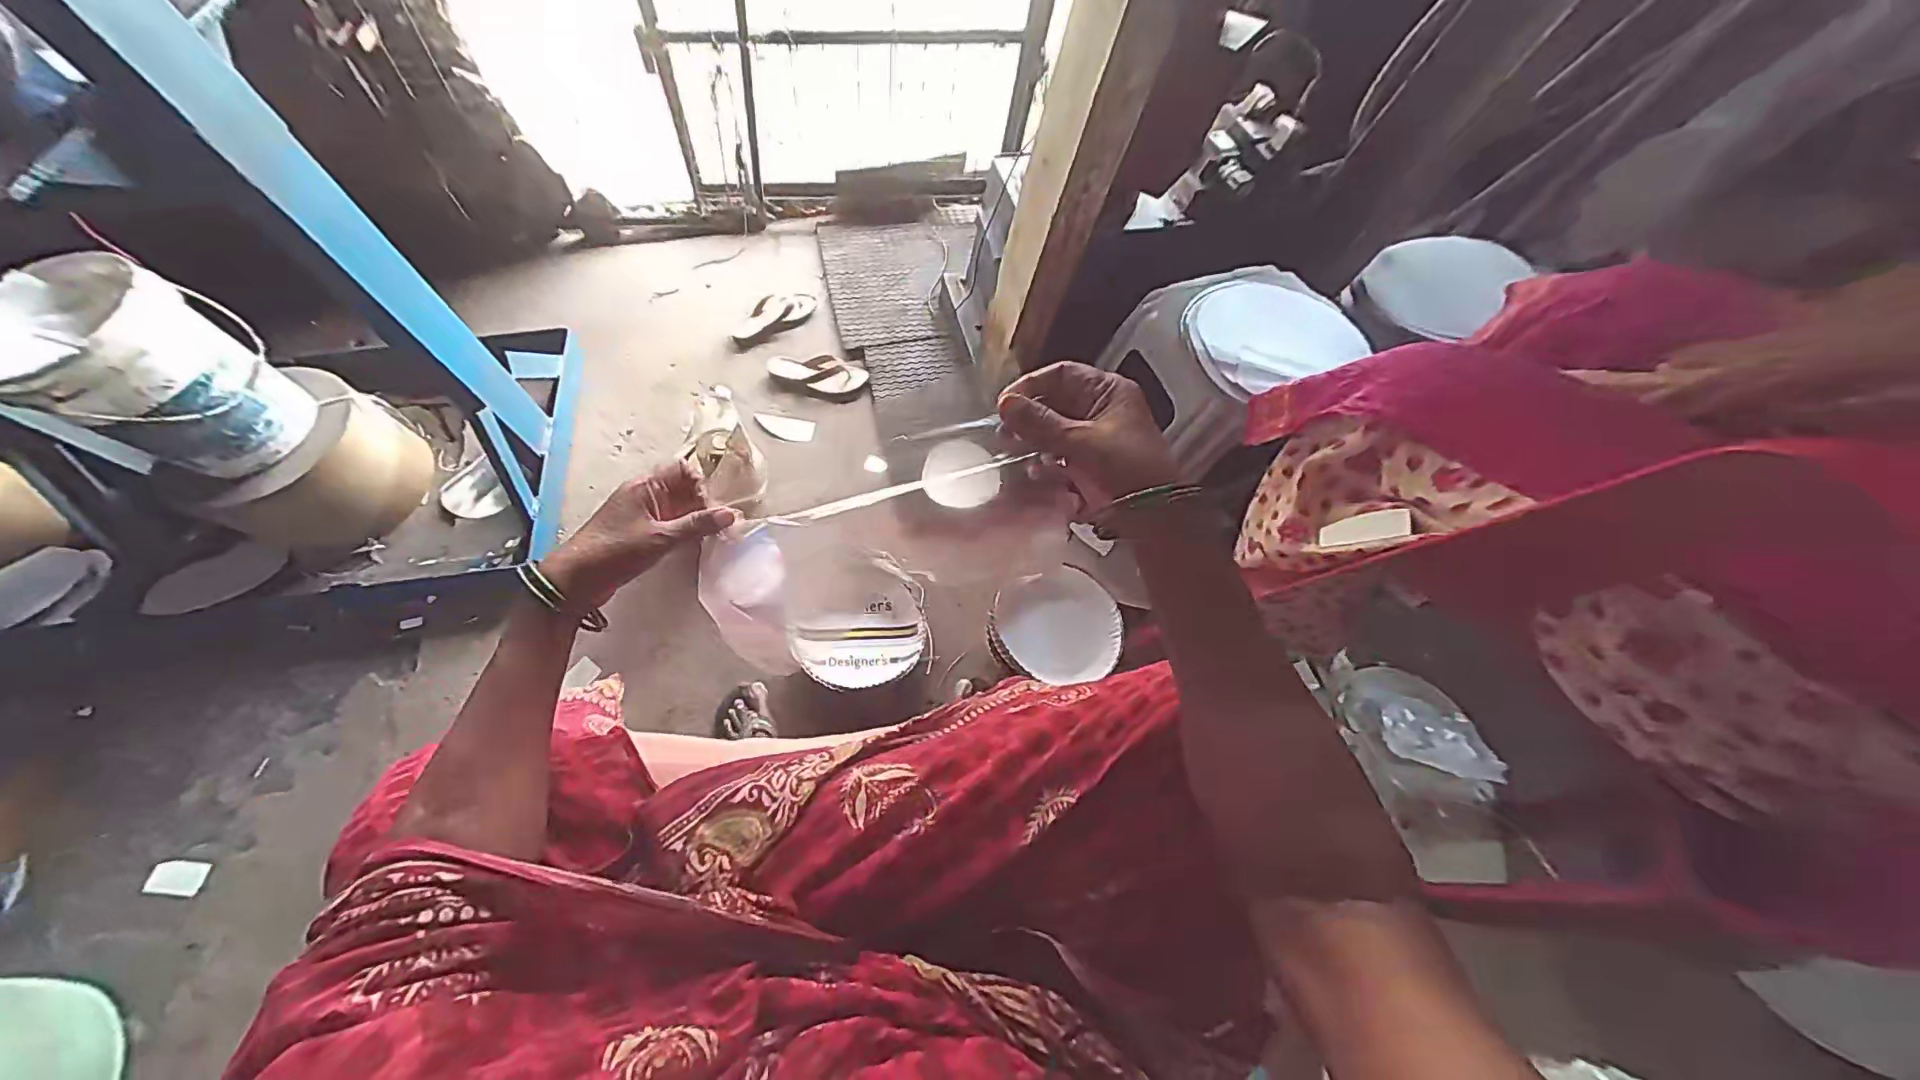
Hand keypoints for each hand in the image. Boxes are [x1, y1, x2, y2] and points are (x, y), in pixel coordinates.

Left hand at [538, 459, 737, 609]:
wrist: (577, 581)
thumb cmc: (613, 551)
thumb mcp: (660, 537)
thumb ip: (697, 525)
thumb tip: (729, 514)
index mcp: (645, 487)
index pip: (683, 470)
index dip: (704, 482)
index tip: (719, 503)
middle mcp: (645, 497)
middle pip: (685, 489)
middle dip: (706, 502)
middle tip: (726, 520)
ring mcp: (644, 516)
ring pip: (680, 509)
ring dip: (699, 519)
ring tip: (719, 532)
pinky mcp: (644, 535)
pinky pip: (673, 526)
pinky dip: (688, 531)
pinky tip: (701, 542)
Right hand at [996, 362, 1179, 508]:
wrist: (1154, 516)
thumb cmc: (1130, 470)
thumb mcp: (1082, 441)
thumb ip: (1041, 423)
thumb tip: (1007, 404)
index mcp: (1109, 392)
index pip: (1062, 374)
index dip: (1032, 385)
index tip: (1006, 402)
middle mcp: (1101, 412)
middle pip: (1055, 404)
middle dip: (1029, 418)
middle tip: (1005, 431)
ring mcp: (1094, 440)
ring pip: (1053, 433)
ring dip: (1034, 442)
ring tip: (1015, 452)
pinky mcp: (1087, 467)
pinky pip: (1058, 459)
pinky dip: (1045, 465)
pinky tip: (1035, 473)